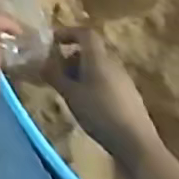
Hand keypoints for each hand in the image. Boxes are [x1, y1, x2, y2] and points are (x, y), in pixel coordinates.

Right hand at [45, 28, 162, 171]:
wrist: (138, 146)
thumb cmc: (100, 114)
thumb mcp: (70, 94)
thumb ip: (54, 75)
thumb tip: (41, 62)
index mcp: (98, 59)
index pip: (85, 33)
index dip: (67, 33)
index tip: (52, 42)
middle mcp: (113, 66)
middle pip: (90, 52)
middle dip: (70, 57)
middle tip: (55, 71)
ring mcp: (124, 82)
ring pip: (98, 68)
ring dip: (80, 73)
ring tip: (67, 90)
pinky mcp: (130, 98)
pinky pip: (106, 82)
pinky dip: (92, 85)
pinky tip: (86, 104)